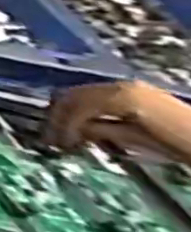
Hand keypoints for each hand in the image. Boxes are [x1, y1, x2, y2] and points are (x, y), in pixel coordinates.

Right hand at [43, 81, 190, 162]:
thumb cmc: (188, 146)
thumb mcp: (150, 145)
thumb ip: (110, 133)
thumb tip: (77, 131)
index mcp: (121, 96)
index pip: (73, 105)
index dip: (60, 123)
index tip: (55, 144)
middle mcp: (121, 85)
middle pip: (73, 96)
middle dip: (61, 117)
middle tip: (55, 139)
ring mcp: (132, 88)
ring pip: (84, 96)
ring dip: (73, 115)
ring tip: (72, 136)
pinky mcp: (142, 95)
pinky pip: (102, 99)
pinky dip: (90, 113)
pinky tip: (94, 129)